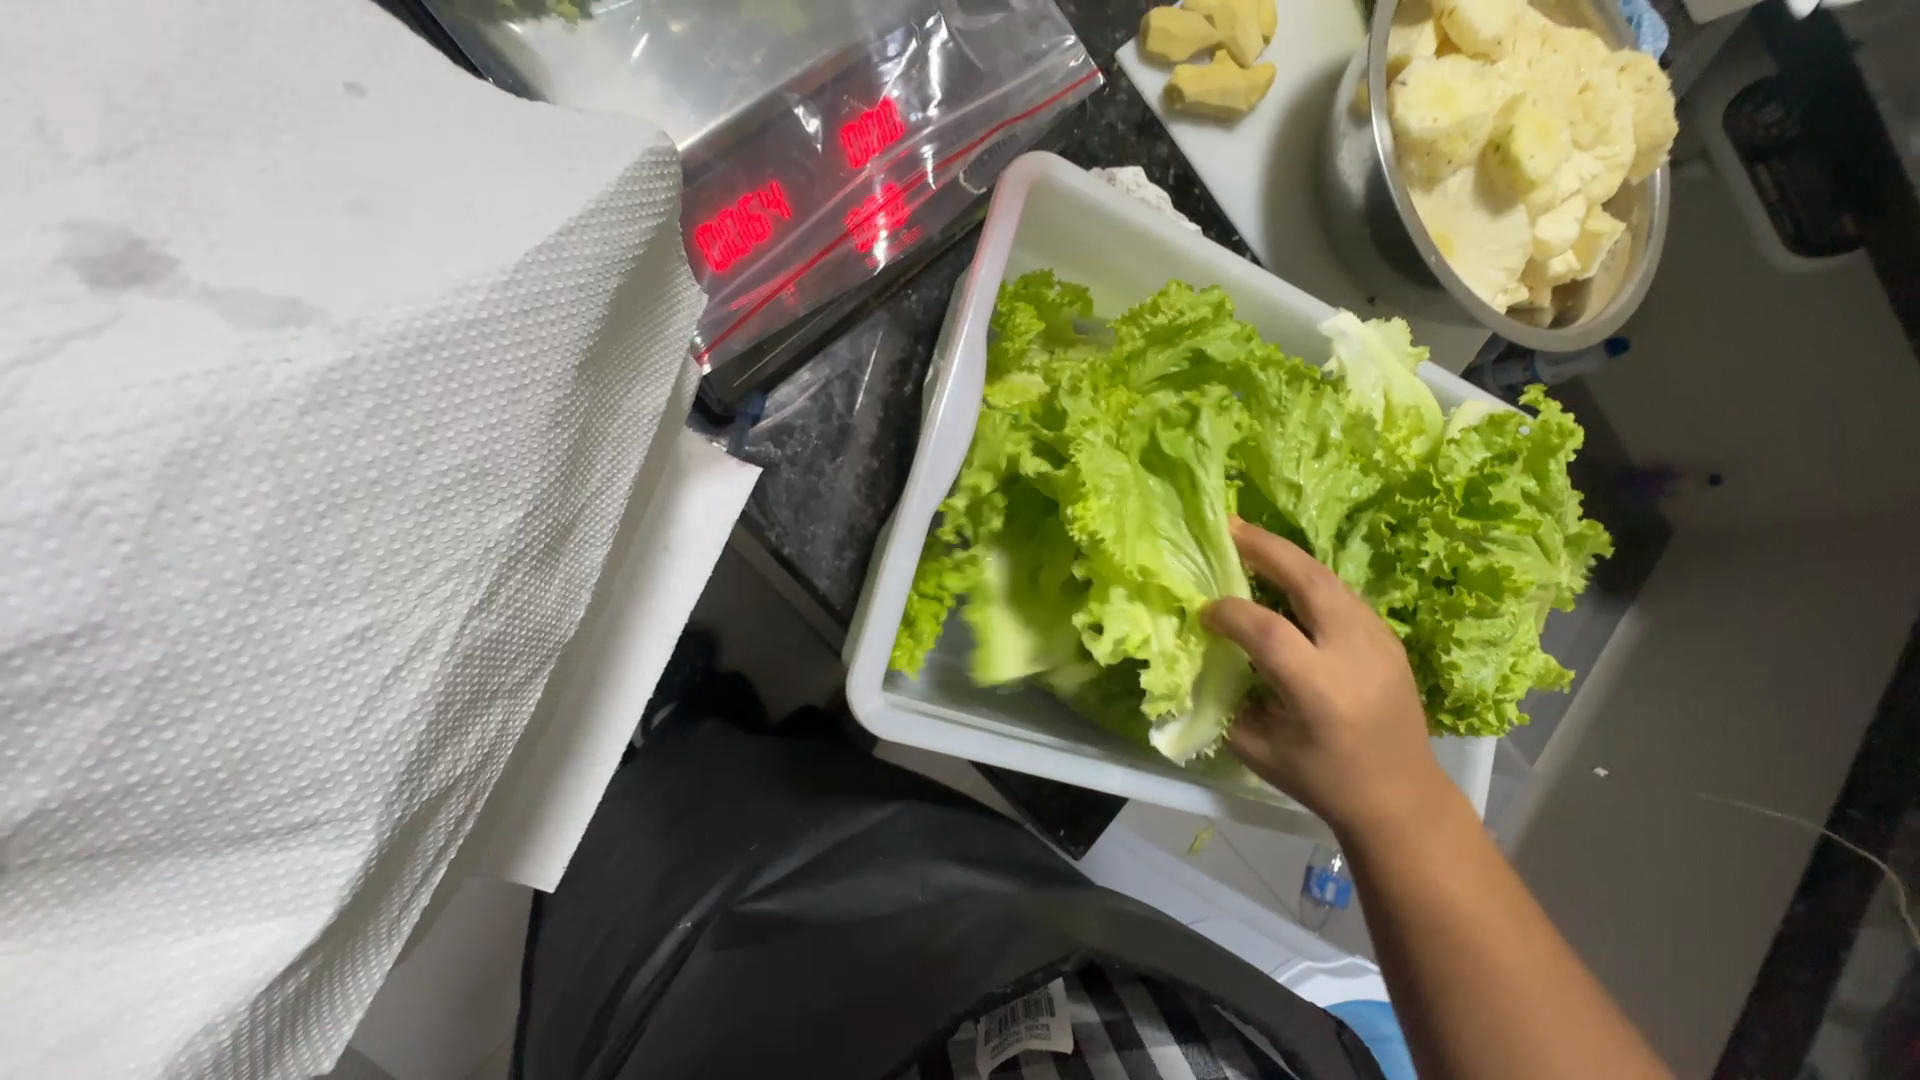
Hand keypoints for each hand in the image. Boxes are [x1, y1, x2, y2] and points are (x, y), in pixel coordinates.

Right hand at [1203, 519, 1453, 838]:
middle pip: (1310, 582)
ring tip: (1252, 540)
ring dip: (1288, 556)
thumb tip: (1203, 658)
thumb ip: (1226, 702)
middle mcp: (1355, 656)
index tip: (1206, 612)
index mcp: (1320, 692)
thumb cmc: (1324, 781)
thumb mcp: (1259, 751)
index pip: (1269, 632)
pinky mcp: (1389, 639)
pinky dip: (1309, 577)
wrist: (1403, 797)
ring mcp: (1379, 643)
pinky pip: (1343, 594)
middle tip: (1229, 527)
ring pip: (1330, 580)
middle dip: (1266, 549)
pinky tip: (1286, 576)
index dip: (1231, 613)